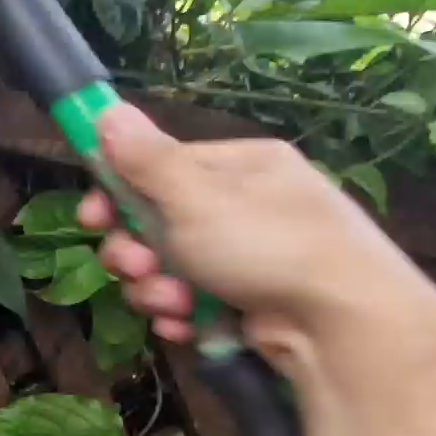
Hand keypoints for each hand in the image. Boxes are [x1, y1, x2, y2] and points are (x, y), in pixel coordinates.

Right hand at [77, 105, 423, 357]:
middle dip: (132, 254)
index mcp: (238, 167)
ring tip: (176, 304)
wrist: (341, 326)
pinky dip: (178, 314)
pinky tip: (190, 323)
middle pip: (148, 224)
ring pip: (159, 268)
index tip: (93, 219)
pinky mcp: (238, 298)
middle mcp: (239, 205)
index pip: (154, 169)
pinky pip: (181, 300)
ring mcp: (240, 254)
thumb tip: (106, 110)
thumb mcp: (196, 197)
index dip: (115, 195)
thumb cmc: (267, 246)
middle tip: (138, 267)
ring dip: (153, 290)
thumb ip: (145, 159)